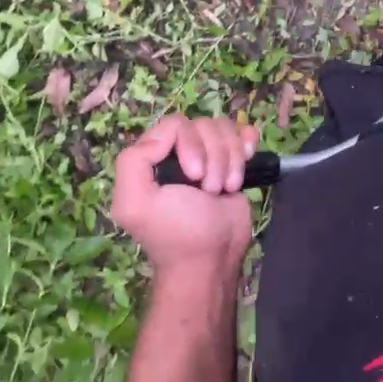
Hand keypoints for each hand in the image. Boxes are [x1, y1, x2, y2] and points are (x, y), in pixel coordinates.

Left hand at [111, 116, 258, 274]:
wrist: (214, 257)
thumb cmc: (177, 231)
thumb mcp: (136, 203)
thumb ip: (134, 161)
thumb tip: (169, 134)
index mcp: (153, 159)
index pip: (176, 124)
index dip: (191, 145)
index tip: (195, 176)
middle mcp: (179, 153)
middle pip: (205, 125)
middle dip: (215, 156)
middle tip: (211, 189)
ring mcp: (209, 156)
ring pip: (226, 129)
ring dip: (232, 158)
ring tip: (227, 187)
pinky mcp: (234, 161)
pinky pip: (244, 132)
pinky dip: (248, 143)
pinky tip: (248, 162)